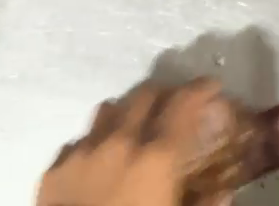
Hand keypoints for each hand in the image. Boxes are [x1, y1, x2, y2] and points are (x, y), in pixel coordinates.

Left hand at [37, 80, 225, 205]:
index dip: (201, 88)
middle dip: (164, 95)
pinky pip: (79, 141)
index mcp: (157, 157)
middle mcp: (121, 141)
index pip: (184, 102)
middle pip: (146, 94)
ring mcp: (83, 152)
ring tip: (136, 128)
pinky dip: (95, 143)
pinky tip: (99, 163)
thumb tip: (225, 193)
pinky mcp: (53, 171)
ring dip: (127, 112)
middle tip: (175, 108)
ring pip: (109, 108)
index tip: (212, 87)